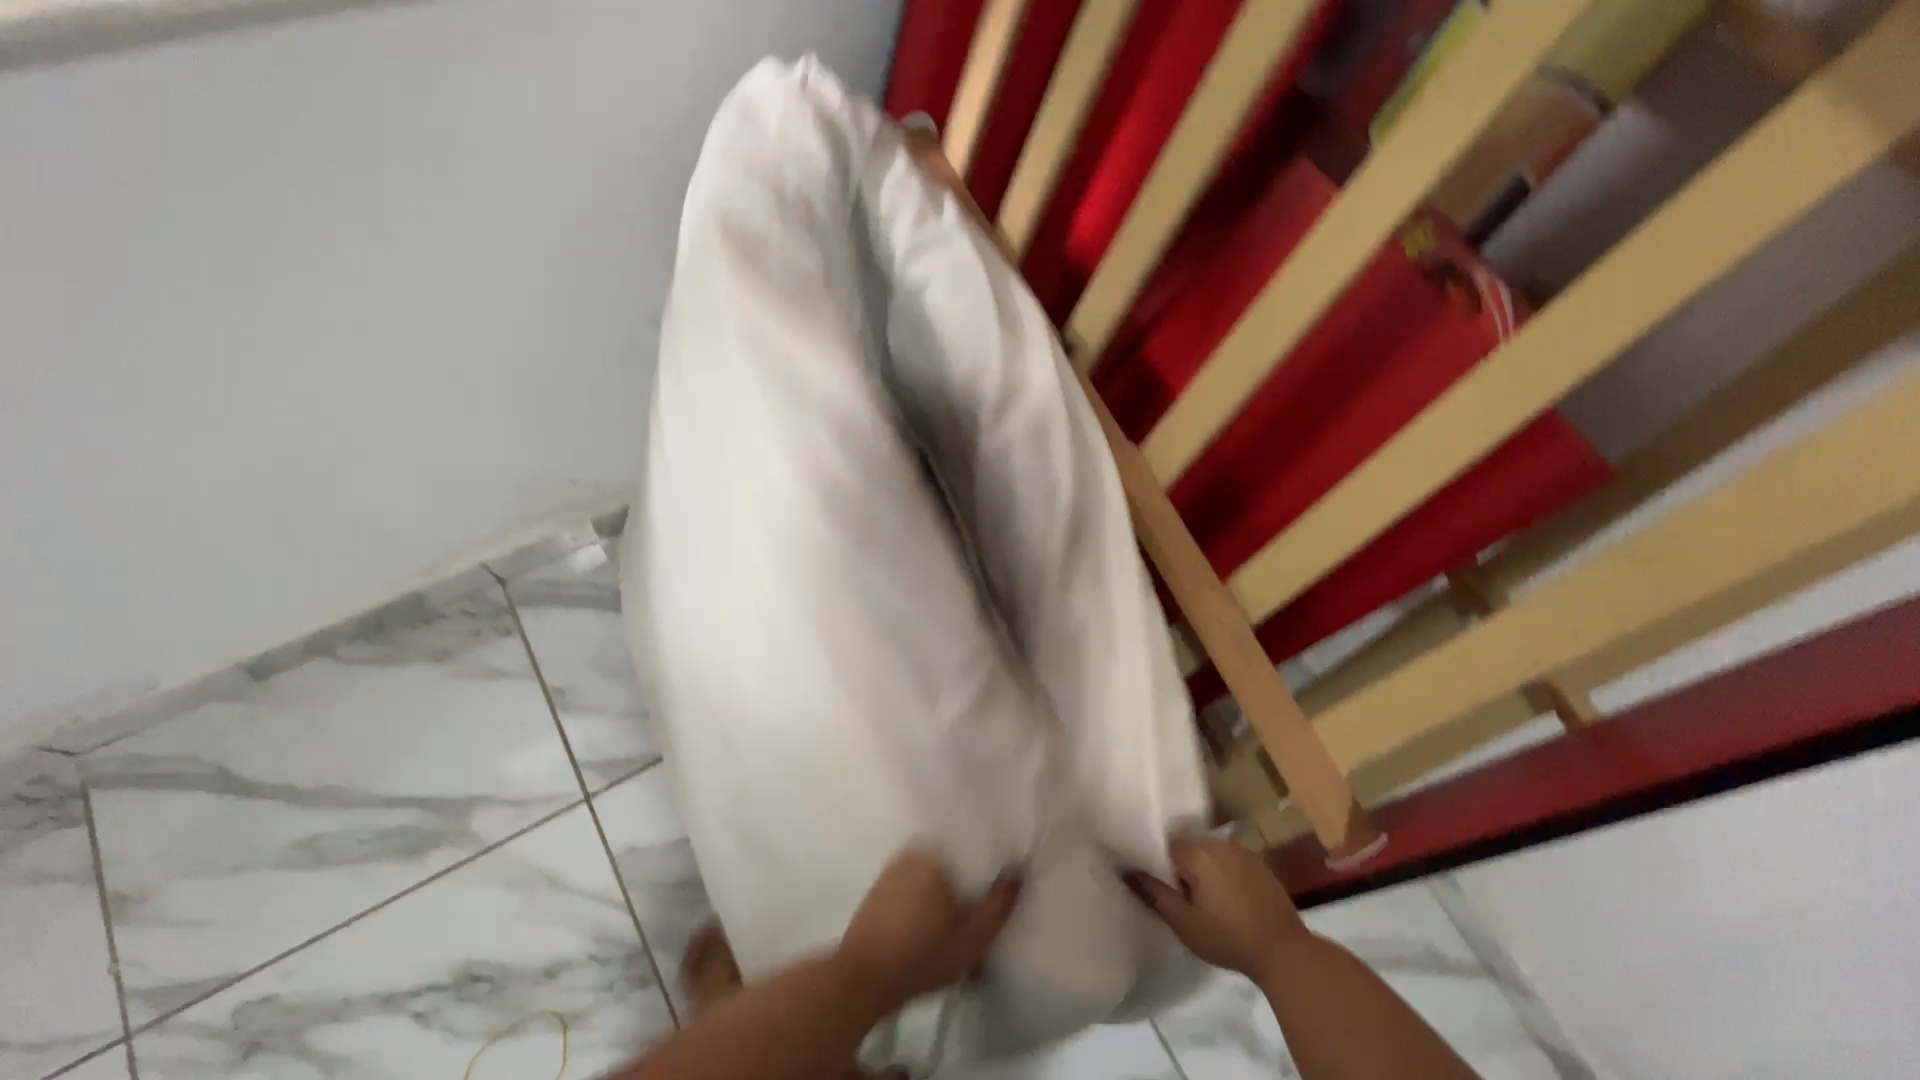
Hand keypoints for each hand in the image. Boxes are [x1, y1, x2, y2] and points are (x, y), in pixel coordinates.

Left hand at [834, 848, 1021, 1010]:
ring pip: (934, 876)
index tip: (1004, 880)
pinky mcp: (880, 890)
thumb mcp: (972, 939)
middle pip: (953, 862)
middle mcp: (912, 852)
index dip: (992, 862)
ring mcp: (893, 870)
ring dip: (948, 896)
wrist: (862, 980)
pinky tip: (935, 928)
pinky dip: (928, 901)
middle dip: (969, 884)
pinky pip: (915, 886)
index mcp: (935, 854)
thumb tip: (1018, 871)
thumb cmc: (921, 957)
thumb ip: (999, 905)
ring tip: (960, 927)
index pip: (973, 843)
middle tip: (982, 913)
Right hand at [1125, 834, 1309, 983]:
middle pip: (1188, 845)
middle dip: (1180, 865)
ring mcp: (1243, 851)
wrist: (1284, 951)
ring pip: (1210, 852)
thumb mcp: (1183, 922)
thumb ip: (1153, 893)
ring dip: (1202, 868)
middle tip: (1178, 894)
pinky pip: (1230, 859)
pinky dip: (1222, 872)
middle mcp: (1219, 842)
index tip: (1155, 881)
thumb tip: (1126, 870)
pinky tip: (1226, 897)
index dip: (1157, 861)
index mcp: (1197, 852)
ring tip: (1202, 898)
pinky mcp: (1260, 864)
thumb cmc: (1227, 938)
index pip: (1164, 843)